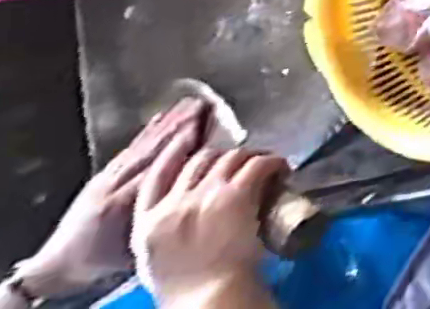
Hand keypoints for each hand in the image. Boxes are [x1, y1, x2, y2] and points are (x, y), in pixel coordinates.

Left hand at [16, 98, 207, 296]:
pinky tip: (159, 117)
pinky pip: (127, 148)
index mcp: (120, 205)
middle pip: (150, 149)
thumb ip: (159, 215)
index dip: (182, 142)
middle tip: (202, 104)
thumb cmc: (99, 262)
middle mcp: (112, 186)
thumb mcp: (133, 247)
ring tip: (187, 104)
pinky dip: (145, 132)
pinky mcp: (101, 175)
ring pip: (140, 145)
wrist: (55, 269)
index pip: (158, 165)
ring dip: (165, 123)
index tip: (204, 122)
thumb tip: (192, 188)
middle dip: (178, 125)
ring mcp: (105, 179)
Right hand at [132, 132, 287, 304]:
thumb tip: (185, 202)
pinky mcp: (236, 193)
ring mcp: (206, 195)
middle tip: (242, 164)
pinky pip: (259, 163)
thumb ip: (166, 226)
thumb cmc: (187, 289)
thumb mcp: (157, 258)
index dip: (175, 152)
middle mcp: (174, 203)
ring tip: (265, 167)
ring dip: (251, 158)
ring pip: (233, 156)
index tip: (189, 137)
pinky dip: (274, 162)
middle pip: (201, 160)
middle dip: (224, 157)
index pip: (156, 176)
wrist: (209, 300)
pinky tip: (282, 170)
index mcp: (147, 224)